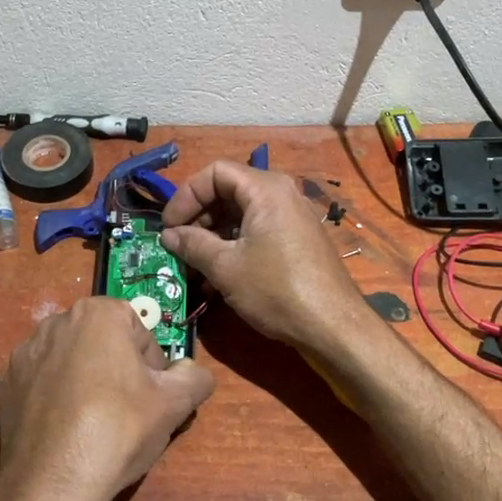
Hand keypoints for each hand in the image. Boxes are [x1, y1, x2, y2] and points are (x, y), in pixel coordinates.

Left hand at [0, 298, 213, 500]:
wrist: (52, 482)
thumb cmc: (119, 430)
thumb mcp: (174, 404)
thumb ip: (194, 377)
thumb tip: (193, 372)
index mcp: (97, 314)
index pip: (138, 328)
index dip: (151, 363)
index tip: (150, 395)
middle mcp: (56, 322)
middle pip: (102, 341)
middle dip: (117, 368)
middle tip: (127, 410)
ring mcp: (24, 352)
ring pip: (70, 360)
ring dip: (85, 380)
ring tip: (94, 422)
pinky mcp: (6, 383)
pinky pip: (41, 381)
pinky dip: (54, 397)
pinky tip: (64, 429)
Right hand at [161, 161, 369, 352]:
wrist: (333, 327)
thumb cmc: (277, 290)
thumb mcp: (226, 267)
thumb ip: (192, 244)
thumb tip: (168, 235)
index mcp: (266, 189)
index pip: (215, 173)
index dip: (186, 196)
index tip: (168, 226)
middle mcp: (282, 195)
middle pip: (228, 191)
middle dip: (198, 218)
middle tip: (177, 246)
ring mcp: (292, 218)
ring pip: (241, 215)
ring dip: (212, 237)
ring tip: (192, 267)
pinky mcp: (296, 241)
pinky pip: (256, 232)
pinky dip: (233, 247)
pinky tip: (216, 278)